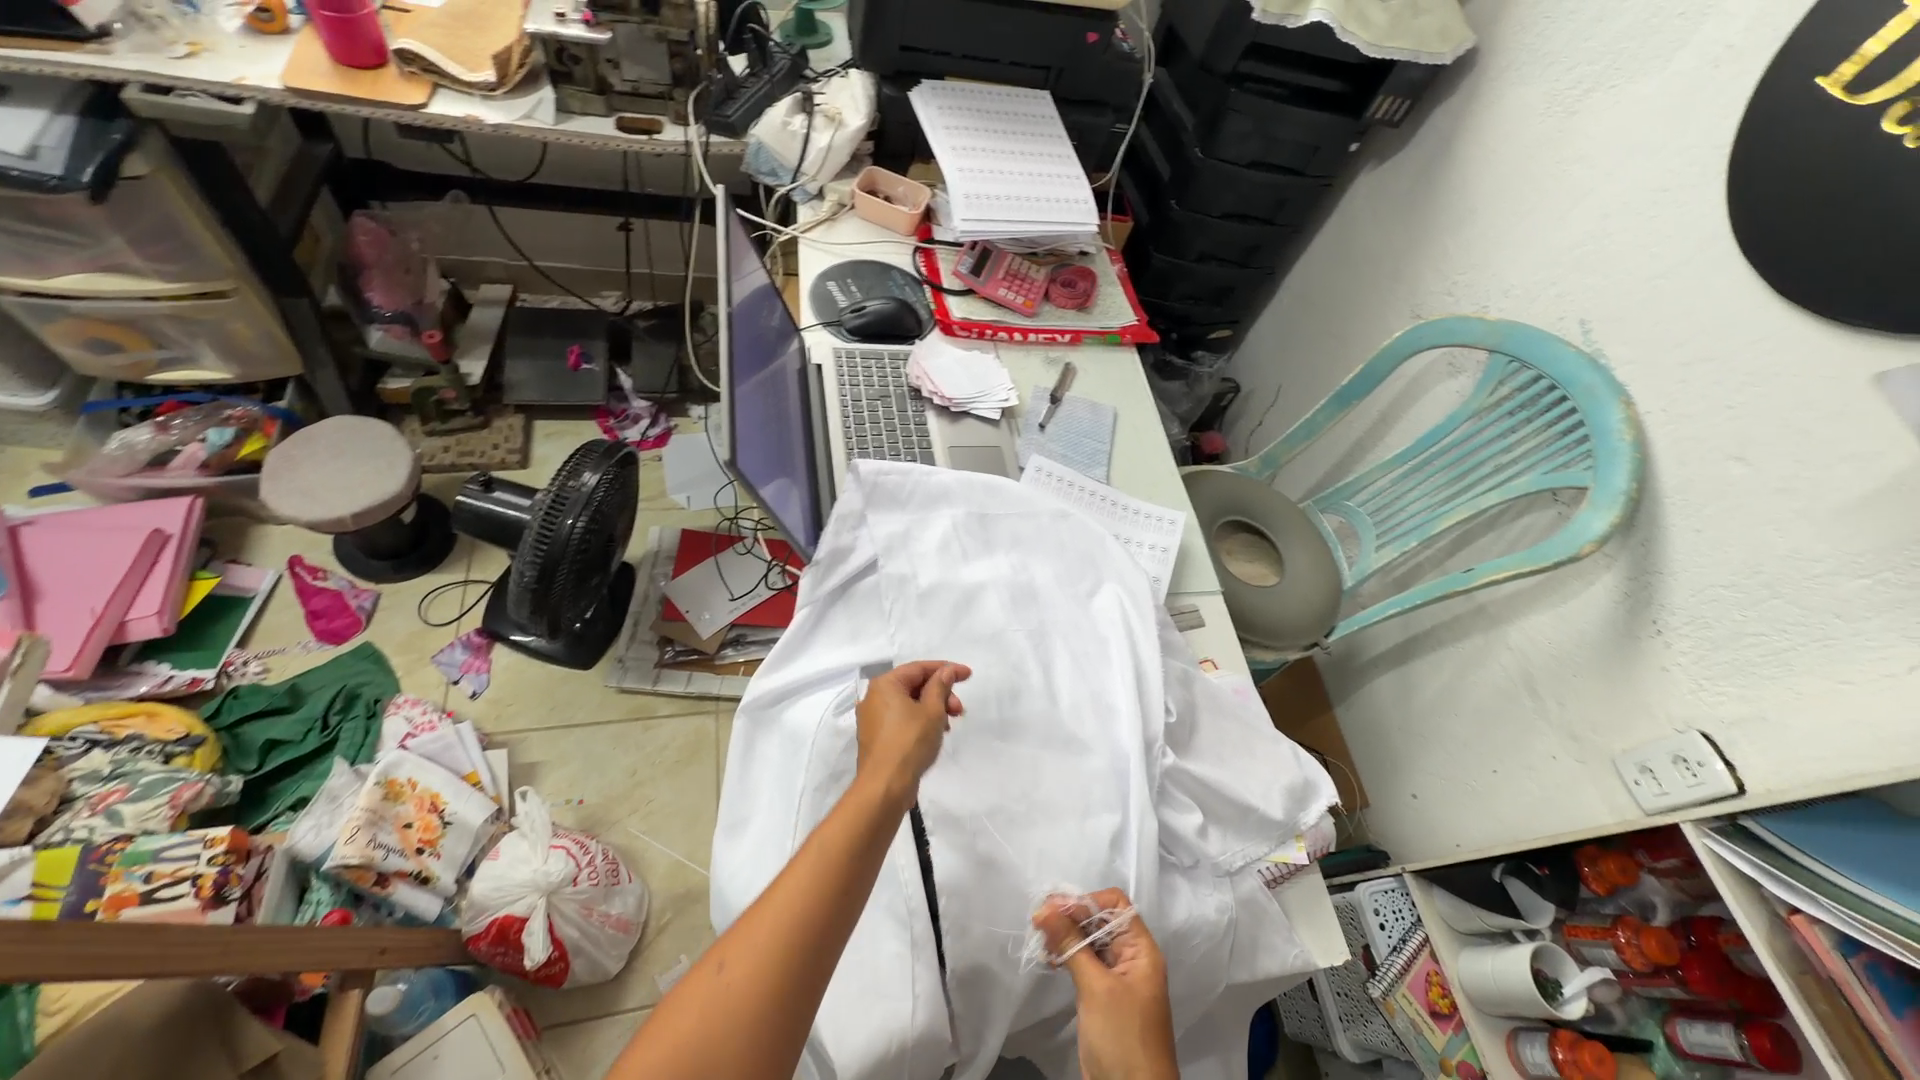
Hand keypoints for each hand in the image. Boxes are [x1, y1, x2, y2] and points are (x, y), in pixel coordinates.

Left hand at [854, 660, 969, 807]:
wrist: (885, 786)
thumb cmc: (910, 742)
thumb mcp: (932, 711)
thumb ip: (940, 686)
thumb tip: (946, 671)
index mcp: (885, 684)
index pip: (919, 668)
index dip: (946, 669)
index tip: (968, 675)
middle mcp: (874, 697)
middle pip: (914, 686)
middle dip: (940, 693)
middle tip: (959, 709)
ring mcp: (873, 718)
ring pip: (908, 704)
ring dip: (933, 709)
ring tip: (949, 725)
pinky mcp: (876, 737)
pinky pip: (901, 720)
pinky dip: (920, 721)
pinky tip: (934, 735)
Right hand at [1033, 889, 1178, 1079]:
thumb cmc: (1122, 1036)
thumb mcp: (1096, 988)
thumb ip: (1072, 945)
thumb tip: (1045, 908)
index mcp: (1141, 950)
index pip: (1115, 906)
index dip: (1085, 902)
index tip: (1053, 908)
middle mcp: (1131, 958)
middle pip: (1100, 921)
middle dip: (1070, 916)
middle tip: (1037, 921)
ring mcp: (1116, 978)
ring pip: (1089, 942)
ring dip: (1065, 936)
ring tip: (1040, 940)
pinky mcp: (1102, 996)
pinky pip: (1084, 963)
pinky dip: (1066, 956)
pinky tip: (1048, 958)